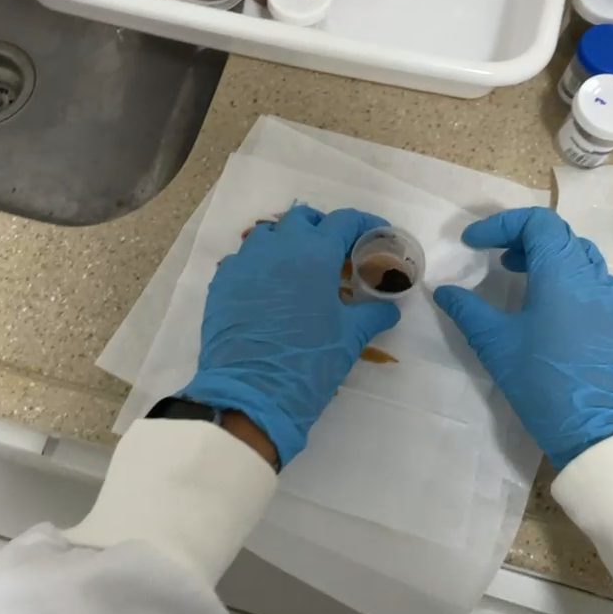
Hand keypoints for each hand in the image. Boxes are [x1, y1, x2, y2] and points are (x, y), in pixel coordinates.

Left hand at [182, 205, 402, 465]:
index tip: (376, 235)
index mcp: (315, 254)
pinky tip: (269, 289)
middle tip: (336, 250)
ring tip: (299, 267)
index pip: (344, 221)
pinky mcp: (223, 282)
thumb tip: (389, 307)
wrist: (251, 394)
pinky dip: (261, 265)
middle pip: (302, 218)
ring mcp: (246, 262)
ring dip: (287, 242)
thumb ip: (372, 314)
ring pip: (269, 234)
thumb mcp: (350, 337)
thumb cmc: (308, 362)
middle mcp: (279, 247)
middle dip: (322, 227)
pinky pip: (244, 259)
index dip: (365, 224)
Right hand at [433, 207, 612, 469]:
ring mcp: (607, 299)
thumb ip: (468, 310)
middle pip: (558, 234)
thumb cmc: (543, 381)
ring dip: (542, 253)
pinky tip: (541, 301)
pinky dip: (561, 273)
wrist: (597, 430)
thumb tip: (443, 291)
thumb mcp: (495, 344)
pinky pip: (588, 278)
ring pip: (576, 254)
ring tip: (513, 272)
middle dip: (520, 235)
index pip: (538, 223)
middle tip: (490, 253)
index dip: (501, 224)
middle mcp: (590, 277)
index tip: (472, 244)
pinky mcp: (611, 320)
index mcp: (563, 273)